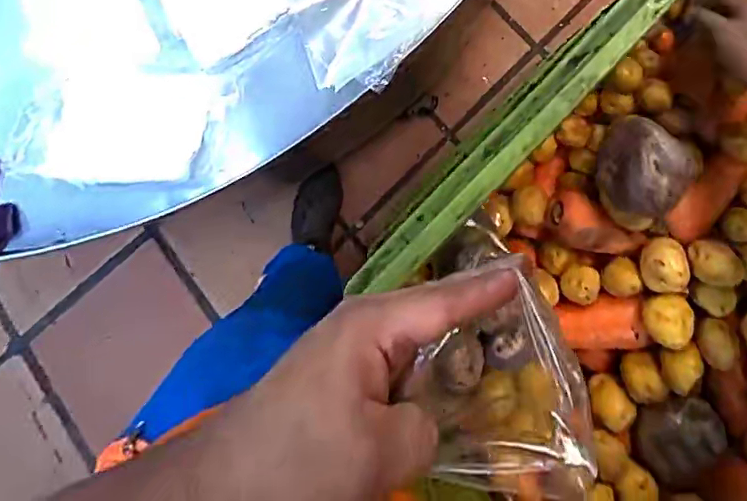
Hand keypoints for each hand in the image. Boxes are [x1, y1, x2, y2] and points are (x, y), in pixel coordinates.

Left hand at [183, 266, 521, 500]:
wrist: (222, 480)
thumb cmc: (299, 456)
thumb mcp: (377, 454)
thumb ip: (423, 430)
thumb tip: (426, 420)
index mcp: (374, 323)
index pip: (445, 300)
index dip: (488, 288)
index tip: (524, 268)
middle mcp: (362, 321)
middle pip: (431, 309)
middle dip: (472, 306)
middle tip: (516, 300)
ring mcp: (346, 344)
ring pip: (412, 338)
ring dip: (446, 343)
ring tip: (489, 342)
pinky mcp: (336, 371)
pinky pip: (392, 361)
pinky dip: (420, 369)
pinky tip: (436, 383)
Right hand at [687, 0, 746, 96]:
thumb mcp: (721, 35)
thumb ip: (705, 18)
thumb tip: (691, 9)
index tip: (688, 8)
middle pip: (738, 0)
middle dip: (718, 8)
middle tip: (702, 19)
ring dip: (733, 20)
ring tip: (719, 33)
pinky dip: (746, 31)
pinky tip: (741, 44)